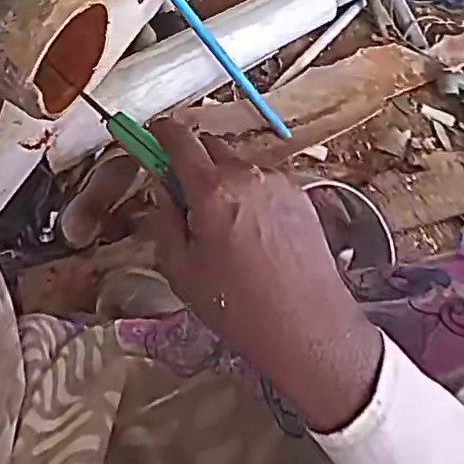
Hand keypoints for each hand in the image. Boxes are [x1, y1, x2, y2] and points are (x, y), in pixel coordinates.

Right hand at [145, 114, 384, 431]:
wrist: (311, 332)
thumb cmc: (238, 307)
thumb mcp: (181, 269)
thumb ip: (163, 219)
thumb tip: (163, 188)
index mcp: (211, 189)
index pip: (178, 137)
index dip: (160, 131)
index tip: (152, 136)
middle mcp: (245, 174)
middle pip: (208, 144)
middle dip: (192, 160)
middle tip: (188, 195)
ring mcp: (276, 181)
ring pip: (237, 164)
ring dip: (223, 178)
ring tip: (227, 223)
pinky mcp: (300, 193)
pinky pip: (263, 179)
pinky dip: (250, 191)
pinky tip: (255, 230)